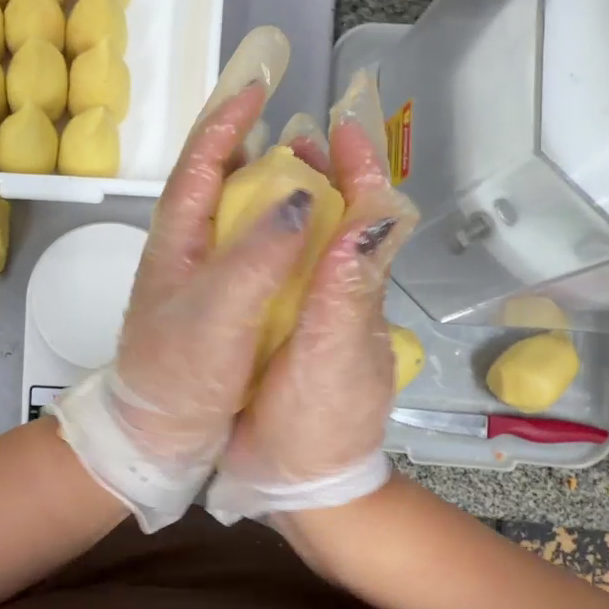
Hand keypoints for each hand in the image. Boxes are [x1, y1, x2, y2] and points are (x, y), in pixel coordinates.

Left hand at [52, 28, 309, 531]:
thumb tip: (299, 193)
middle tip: (307, 133)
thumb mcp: (216, 311)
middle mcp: (187, 255)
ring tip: (318, 175)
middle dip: (260, 150)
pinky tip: (312, 242)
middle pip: (222, 187)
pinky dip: (284, 238)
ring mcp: (204, 284)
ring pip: (241, 221)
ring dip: (275, 192)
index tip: (259, 85)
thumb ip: (256, 255)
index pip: (199, 167)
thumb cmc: (179, 374)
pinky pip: (257, 258)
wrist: (159, 437)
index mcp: (175, 245)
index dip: (226, 122)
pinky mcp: (223, 312)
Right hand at [206, 72, 419, 521]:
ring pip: (310, 248)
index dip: (360, 168)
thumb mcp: (332, 359)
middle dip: (324, 175)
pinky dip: (266, 246)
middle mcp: (339, 297)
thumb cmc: (319, 424)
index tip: (341, 124)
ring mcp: (309, 318)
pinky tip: (236, 239)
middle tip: (287, 141)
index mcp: (358, 295)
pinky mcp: (279, 338)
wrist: (295, 483)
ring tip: (258, 174)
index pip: (372, 217)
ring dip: (295, 205)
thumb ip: (344, 294)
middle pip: (342, 223)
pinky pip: (280, 279)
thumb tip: (368, 212)